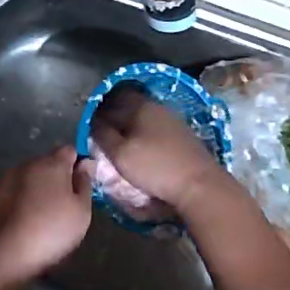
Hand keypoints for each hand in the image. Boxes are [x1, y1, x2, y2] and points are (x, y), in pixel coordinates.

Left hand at [0, 146, 93, 289]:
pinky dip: (26, 197)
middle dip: (60, 176)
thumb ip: (84, 183)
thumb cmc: (52, 229)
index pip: (69, 150)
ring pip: (32, 176)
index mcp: (51, 163)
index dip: (79, 163)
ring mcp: (9, 176)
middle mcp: (28, 163)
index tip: (84, 183)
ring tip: (48, 214)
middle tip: (68, 203)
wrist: (6, 249)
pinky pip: (18, 189)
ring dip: (41, 187)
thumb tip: (86, 162)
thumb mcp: (81, 210)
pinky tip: (29, 218)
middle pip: (49, 162)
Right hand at [90, 86, 222, 208]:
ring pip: (141, 117)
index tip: (88, 125)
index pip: (108, 102)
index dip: (96, 113)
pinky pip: (154, 127)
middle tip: (100, 133)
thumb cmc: (155, 167)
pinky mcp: (182, 136)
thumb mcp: (120, 154)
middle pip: (126, 107)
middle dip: (112, 117)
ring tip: (119, 142)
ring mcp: (172, 120)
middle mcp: (156, 107)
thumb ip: (102, 135)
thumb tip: (91, 121)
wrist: (202, 187)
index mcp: (139, 106)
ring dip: (128, 126)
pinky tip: (140, 147)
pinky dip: (143, 133)